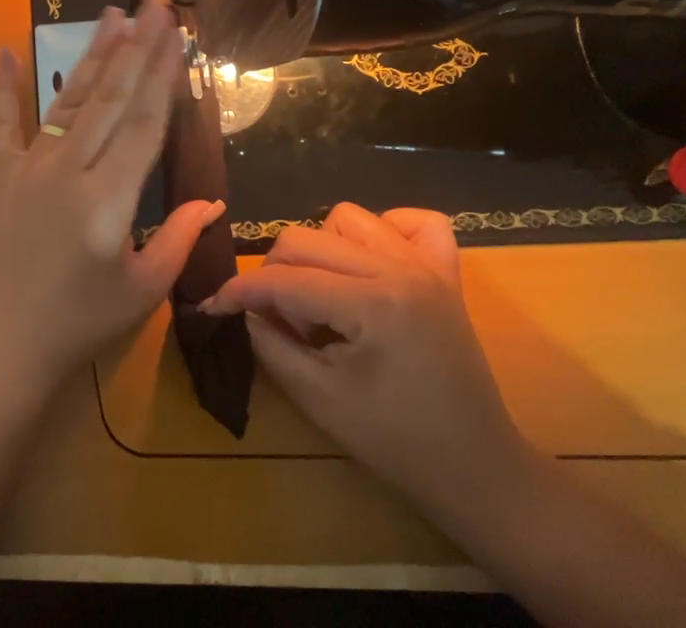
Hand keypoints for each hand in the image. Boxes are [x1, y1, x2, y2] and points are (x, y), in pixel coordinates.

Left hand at [0, 0, 225, 391]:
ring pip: (65, 102)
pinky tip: (4, 51)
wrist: (10, 340)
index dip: (163, 74)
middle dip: (135, 48)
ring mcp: (27, 170)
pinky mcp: (0, 177)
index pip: (143, 123)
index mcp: (107, 200)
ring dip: (90, 56)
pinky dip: (2, 88)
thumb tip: (214, 199)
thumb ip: (179, 237)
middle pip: (108, 99)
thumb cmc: (85, 321)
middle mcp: (66, 172)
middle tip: (153, 4)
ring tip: (110, 15)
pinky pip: (0, 125)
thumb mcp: (145, 288)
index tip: (177, 32)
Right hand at [200, 203, 530, 509]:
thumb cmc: (393, 440)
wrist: (474, 466)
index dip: (239, 292)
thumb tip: (241, 308)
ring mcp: (428, 267)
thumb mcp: (316, 395)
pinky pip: (412, 223)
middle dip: (276, 275)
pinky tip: (368, 265)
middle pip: (306, 239)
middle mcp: (401, 270)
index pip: (284, 280)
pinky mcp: (446, 274)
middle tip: (283, 324)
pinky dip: (382, 232)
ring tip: (324, 297)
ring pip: (347, 219)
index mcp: (373, 304)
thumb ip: (269, 343)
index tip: (212, 307)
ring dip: (319, 251)